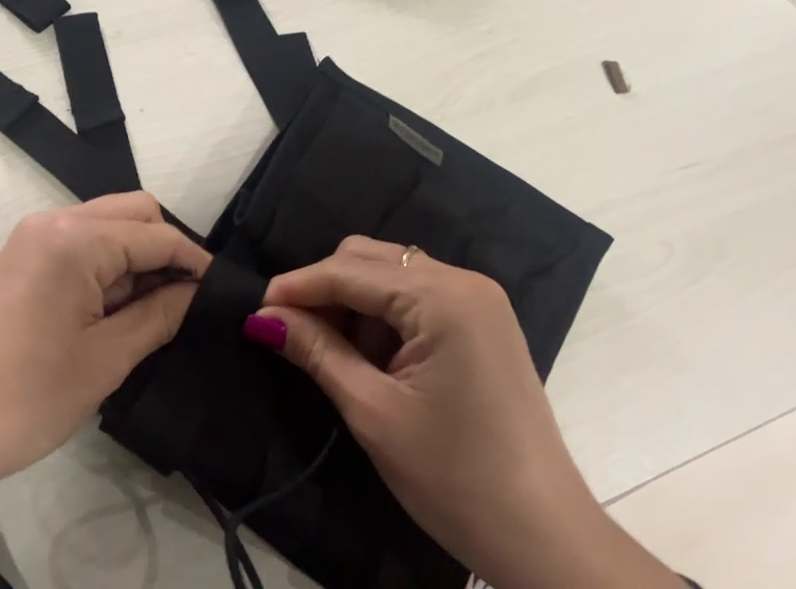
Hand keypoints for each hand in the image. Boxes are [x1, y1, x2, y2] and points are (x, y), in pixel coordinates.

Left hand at [0, 193, 209, 503]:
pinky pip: (81, 244)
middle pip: (132, 213)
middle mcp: (52, 222)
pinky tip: (119, 307)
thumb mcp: (104, 361)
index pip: (156, 234)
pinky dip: (109, 265)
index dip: (196, 262)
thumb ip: (159, 316)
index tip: (224, 295)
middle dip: (167, 249)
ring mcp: (32, 238)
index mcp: (73, 240)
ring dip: (137, 258)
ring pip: (107, 225)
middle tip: (186, 303)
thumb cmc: (24, 399)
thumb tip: (198, 293)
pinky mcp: (21, 259)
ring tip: (155, 311)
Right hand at [251, 237, 681, 588]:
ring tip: (331, 352)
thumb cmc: (453, 476)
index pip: (350, 271)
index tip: (253, 308)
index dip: (297, 286)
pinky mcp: (483, 324)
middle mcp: (464, 282)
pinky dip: (384, 316)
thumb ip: (317, 351)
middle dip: (326, 288)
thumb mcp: (372, 411)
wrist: (542, 535)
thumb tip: (263, 316)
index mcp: (443, 297)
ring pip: (393, 275)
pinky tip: (370, 356)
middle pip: (372, 259)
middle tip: (290, 332)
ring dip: (354, 303)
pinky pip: (418, 297)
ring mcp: (479, 302)